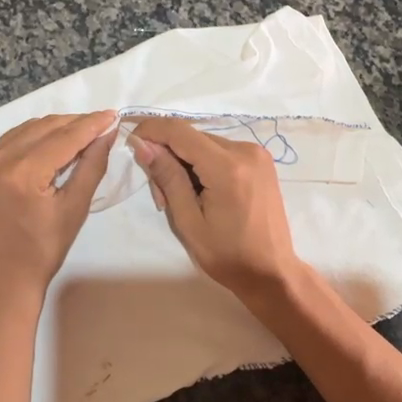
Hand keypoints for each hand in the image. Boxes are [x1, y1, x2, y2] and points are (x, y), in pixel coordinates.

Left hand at [0, 111, 116, 295]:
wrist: (8, 274)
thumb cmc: (47, 247)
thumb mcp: (76, 206)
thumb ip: (92, 165)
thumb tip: (107, 132)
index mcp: (22, 174)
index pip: (63, 138)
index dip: (90, 124)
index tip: (112, 114)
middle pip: (43, 128)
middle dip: (74, 124)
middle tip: (100, 124)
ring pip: (25, 130)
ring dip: (54, 128)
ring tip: (79, 133)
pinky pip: (8, 141)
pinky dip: (31, 138)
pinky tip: (50, 143)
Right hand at [130, 117, 305, 298]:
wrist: (271, 271)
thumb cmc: (227, 254)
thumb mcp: (188, 220)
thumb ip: (167, 177)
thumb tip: (143, 144)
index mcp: (228, 167)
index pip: (180, 131)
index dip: (151, 130)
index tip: (131, 142)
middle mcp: (246, 150)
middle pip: (192, 137)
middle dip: (168, 155)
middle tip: (160, 194)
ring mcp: (257, 154)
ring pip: (205, 143)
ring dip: (185, 161)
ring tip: (181, 197)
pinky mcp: (261, 161)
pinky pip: (221, 151)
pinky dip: (204, 164)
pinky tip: (201, 190)